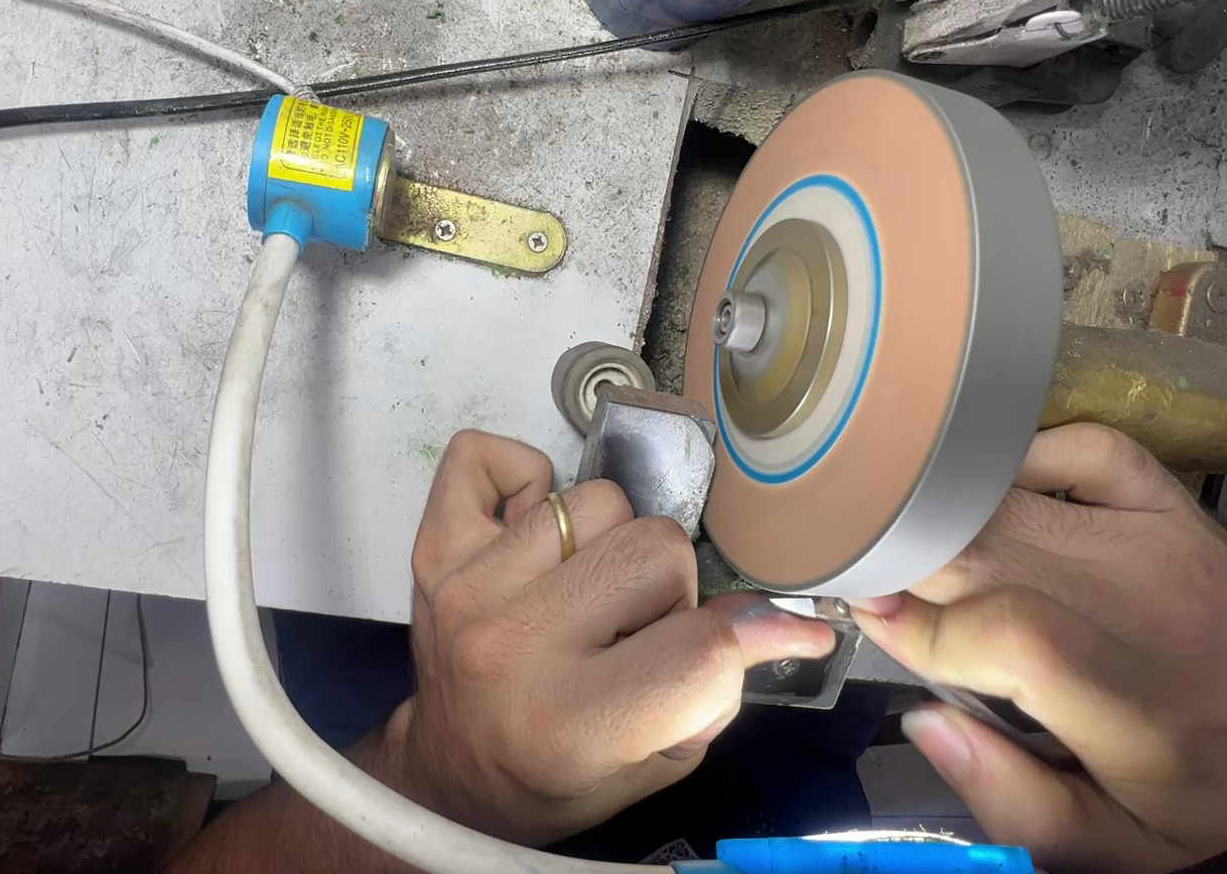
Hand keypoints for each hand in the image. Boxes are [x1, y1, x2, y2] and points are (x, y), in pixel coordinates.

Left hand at [382, 430, 836, 845]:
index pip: (702, 646)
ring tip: (580, 586)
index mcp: (569, 723)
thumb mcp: (657, 757)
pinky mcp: (433, 545)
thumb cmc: (559, 773)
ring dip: (607, 540)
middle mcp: (511, 645)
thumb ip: (721, 685)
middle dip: (665, 586)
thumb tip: (792, 621)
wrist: (454, 767)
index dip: (731, 641)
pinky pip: (484, 454)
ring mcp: (467, 585)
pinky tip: (528, 531)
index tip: (724, 644)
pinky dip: (522, 479)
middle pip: (656, 546)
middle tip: (632, 624)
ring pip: (596, 500)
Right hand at [852, 423, 1226, 871]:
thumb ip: (1011, 800)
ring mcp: (1133, 528)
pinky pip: (1056, 446)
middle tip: (887, 582)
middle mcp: (1112, 594)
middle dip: (903, 567)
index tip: (881, 625)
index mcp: (1104, 688)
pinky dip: (1010, 459)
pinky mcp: (1150, 489)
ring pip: (989, 499)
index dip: (904, 629)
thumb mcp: (1120, 838)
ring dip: (936, 518)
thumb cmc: (1201, 774)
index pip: (962, 632)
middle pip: (962, 553)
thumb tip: (921, 718)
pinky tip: (994, 497)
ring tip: (923, 543)